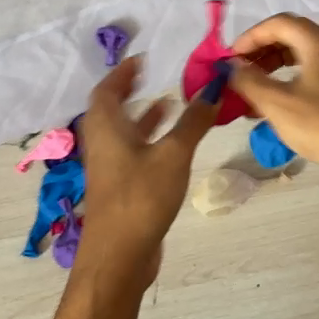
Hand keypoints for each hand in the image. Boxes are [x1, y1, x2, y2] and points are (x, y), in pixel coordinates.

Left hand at [73, 57, 215, 290]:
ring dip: (143, 114)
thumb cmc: (141, 198)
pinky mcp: (121, 188)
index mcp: (106, 129)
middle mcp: (103, 144)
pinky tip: (173, 140)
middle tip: (157, 75)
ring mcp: (110, 169)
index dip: (123, 72)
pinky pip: (133, 151)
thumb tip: (214, 89)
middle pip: (111, 109)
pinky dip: (150, 138)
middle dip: (133, 90)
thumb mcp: (173, 154)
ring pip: (124, 131)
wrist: (118, 259)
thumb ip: (194, 121)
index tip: (144, 58)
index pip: (106, 90)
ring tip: (171, 101)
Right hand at [227, 14, 318, 180]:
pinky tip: (269, 101)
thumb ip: (249, 80)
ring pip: (298, 53)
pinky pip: (308, 70)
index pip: (280, 23)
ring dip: (271, 64)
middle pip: (290, 34)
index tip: (231, 57)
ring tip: (249, 85)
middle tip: (238, 69)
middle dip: (261, 49)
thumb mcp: (277, 103)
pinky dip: (286, 78)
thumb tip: (232, 67)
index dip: (252, 36)